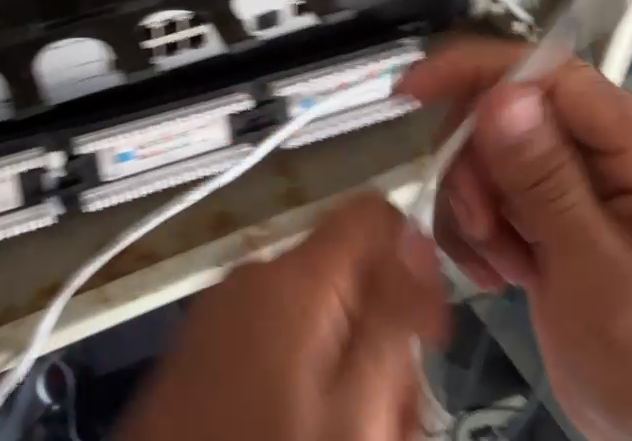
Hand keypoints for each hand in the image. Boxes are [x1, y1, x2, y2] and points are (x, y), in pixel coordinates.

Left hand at [117, 193, 446, 440]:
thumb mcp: (356, 402)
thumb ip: (393, 312)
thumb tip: (417, 239)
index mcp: (294, 276)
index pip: (374, 213)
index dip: (414, 259)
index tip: (425, 327)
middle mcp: (255, 274)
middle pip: (348, 272)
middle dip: (381, 332)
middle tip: (390, 408)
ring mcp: (223, 304)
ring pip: (315, 307)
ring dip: (346, 357)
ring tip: (349, 424)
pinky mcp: (205, 337)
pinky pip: (274, 327)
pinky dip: (302, 363)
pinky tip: (303, 417)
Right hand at [399, 38, 631, 440]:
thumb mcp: (605, 281)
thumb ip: (550, 186)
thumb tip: (500, 95)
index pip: (553, 77)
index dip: (479, 74)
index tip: (412, 95)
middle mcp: (616, 158)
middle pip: (510, 113)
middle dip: (477, 167)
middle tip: (481, 229)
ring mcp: (582, 188)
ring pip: (489, 153)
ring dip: (474, 208)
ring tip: (499, 265)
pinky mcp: (554, 218)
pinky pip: (489, 193)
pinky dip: (475, 231)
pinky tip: (498, 273)